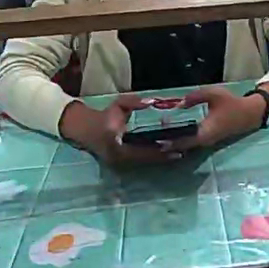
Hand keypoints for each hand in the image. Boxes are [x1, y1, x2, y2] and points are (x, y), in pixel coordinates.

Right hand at [60, 94, 175, 165]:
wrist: (86, 130)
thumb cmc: (105, 115)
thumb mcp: (119, 104)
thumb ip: (135, 102)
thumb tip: (153, 101)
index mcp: (115, 139)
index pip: (140, 146)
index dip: (156, 147)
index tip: (172, 145)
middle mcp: (117, 155)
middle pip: (145, 158)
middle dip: (163, 156)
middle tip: (182, 152)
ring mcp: (118, 164)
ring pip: (143, 163)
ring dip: (160, 160)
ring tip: (178, 154)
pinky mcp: (121, 166)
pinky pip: (140, 163)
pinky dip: (153, 159)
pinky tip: (166, 156)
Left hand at [165, 85, 268, 154]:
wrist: (248, 113)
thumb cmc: (230, 103)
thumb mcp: (212, 94)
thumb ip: (193, 98)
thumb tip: (178, 105)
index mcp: (205, 132)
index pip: (183, 141)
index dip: (169, 141)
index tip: (155, 139)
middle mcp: (204, 141)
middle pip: (182, 146)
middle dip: (167, 142)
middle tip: (151, 136)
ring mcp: (206, 142)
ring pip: (186, 145)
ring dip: (173, 141)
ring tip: (157, 134)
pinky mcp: (207, 140)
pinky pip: (190, 143)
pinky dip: (180, 139)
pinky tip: (170, 133)